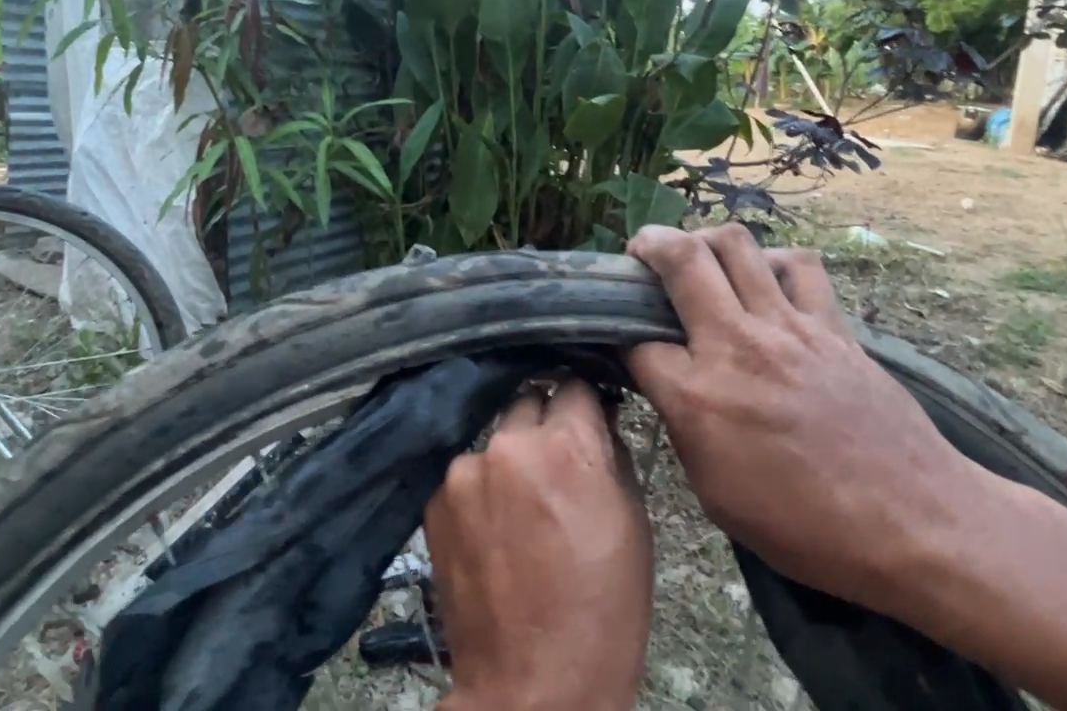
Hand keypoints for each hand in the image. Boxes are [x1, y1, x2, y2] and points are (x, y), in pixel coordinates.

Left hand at [426, 379, 652, 710]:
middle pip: (529, 403)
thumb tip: (597, 420)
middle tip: (555, 465)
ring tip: (520, 502)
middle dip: (545, 425)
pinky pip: (465, 471)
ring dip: (509, 455)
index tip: (587, 417)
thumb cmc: (602, 609)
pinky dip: (481, 485)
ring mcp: (463, 471)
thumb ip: (611, 455)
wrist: (535, 683)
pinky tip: (492, 524)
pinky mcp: (434, 499)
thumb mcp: (633, 522)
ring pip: (493, 437)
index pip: (573, 384)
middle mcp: (507, 444)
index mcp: (565, 446)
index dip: (584, 402)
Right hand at [625, 224, 981, 614]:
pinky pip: (797, 266)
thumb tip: (669, 386)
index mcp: (697, 396)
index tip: (622, 340)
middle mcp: (736, 346)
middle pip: (680, 259)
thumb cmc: (804, 527)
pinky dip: (771, 261)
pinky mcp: (833, 325)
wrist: (911, 524)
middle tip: (641, 252)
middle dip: (649, 244)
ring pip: (736, 244)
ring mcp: (788, 328)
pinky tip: (765, 279)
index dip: (619, 334)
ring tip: (699, 254)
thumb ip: (682, 427)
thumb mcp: (714, 493)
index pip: (635, 340)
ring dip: (704, 238)